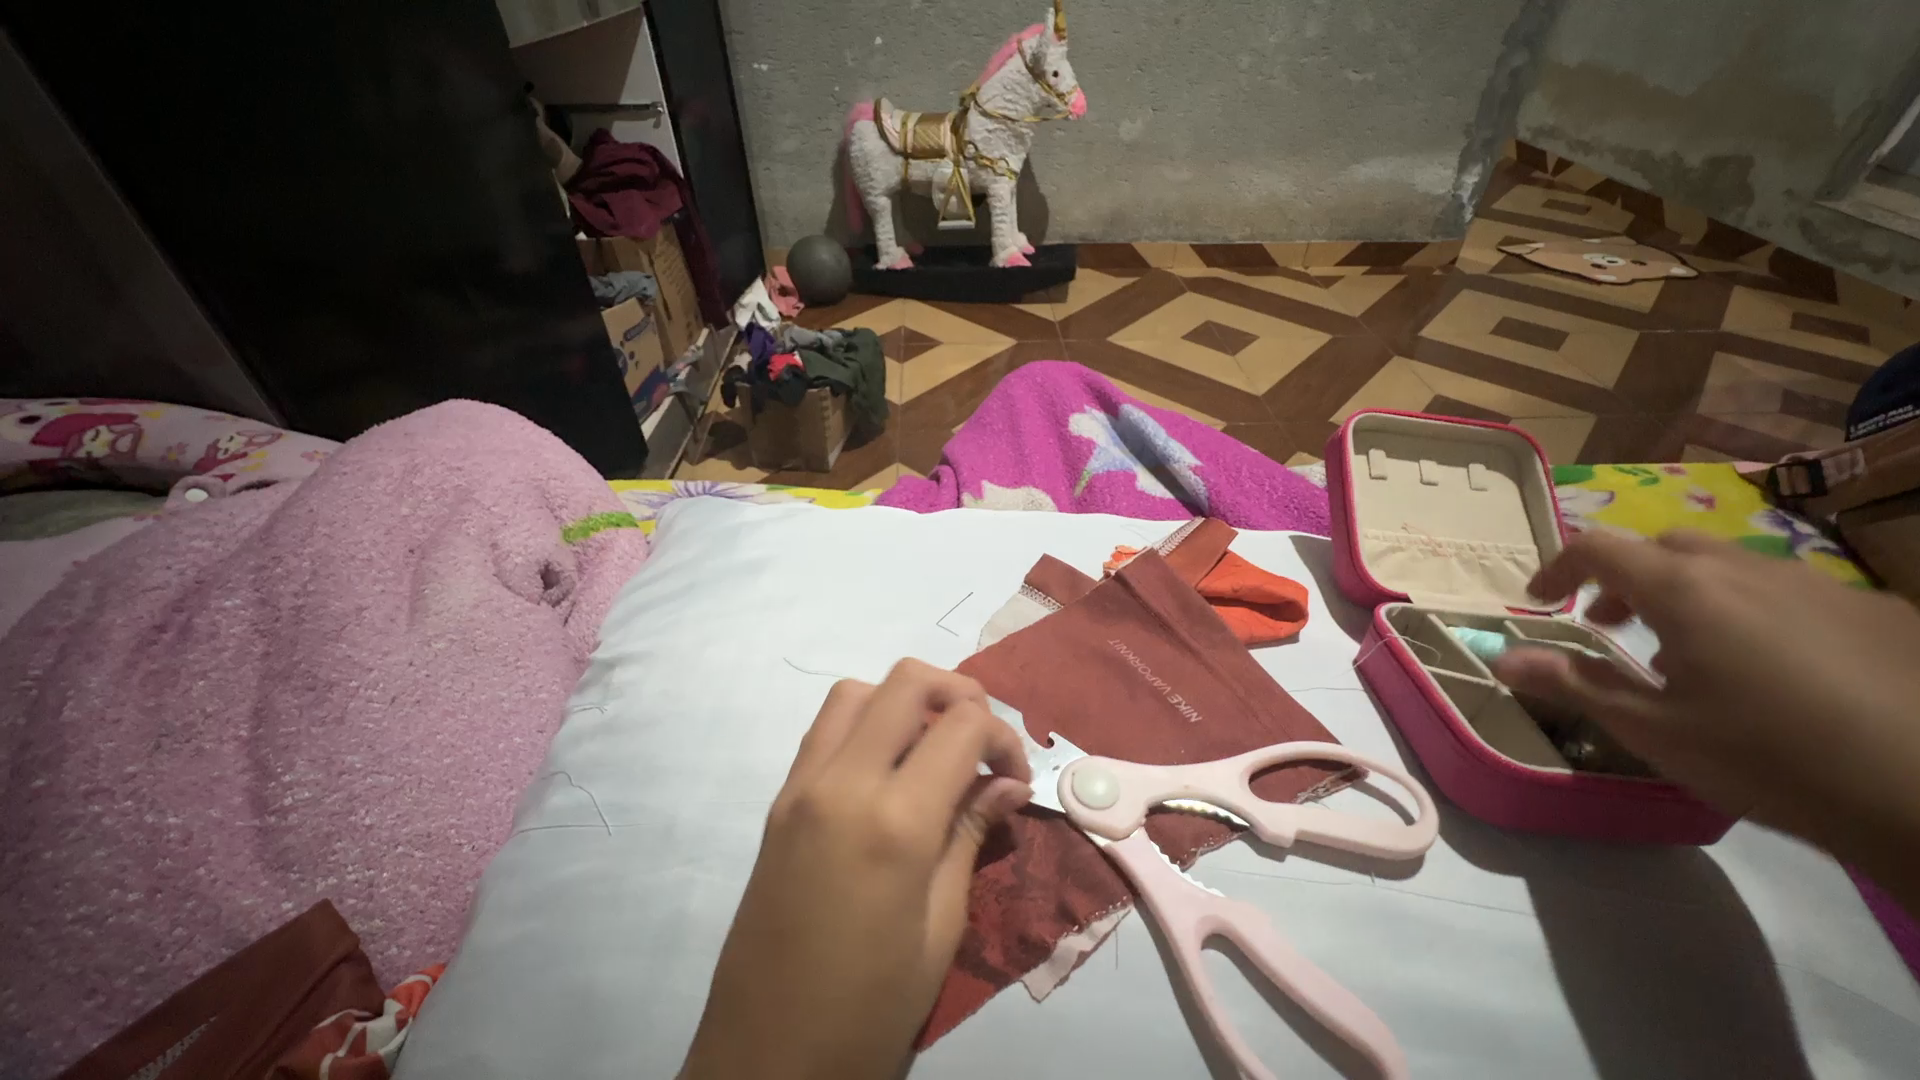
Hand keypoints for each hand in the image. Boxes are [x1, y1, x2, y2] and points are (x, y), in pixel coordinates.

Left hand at [680, 660, 1031, 1079]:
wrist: (764, 1055)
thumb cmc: (868, 1007)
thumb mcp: (939, 929)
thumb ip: (969, 837)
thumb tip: (1005, 786)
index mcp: (893, 820)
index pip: (961, 725)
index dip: (1004, 739)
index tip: (1015, 782)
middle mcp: (842, 782)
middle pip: (907, 681)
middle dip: (960, 694)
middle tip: (984, 745)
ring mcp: (801, 786)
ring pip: (857, 691)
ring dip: (905, 700)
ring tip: (935, 749)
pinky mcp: (778, 801)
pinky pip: (825, 729)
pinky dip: (866, 722)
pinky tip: (889, 772)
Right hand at [1492, 529, 1919, 907]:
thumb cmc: (1765, 757)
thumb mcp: (1652, 730)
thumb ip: (1573, 683)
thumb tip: (1503, 656)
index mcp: (1685, 592)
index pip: (1598, 549)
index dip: (1558, 569)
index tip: (1540, 602)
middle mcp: (1747, 571)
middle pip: (1665, 547)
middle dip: (1624, 577)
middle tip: (1610, 624)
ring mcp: (1819, 586)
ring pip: (1730, 567)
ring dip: (1688, 593)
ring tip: (1689, 654)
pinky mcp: (1876, 613)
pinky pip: (1790, 592)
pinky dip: (1751, 611)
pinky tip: (1772, 672)